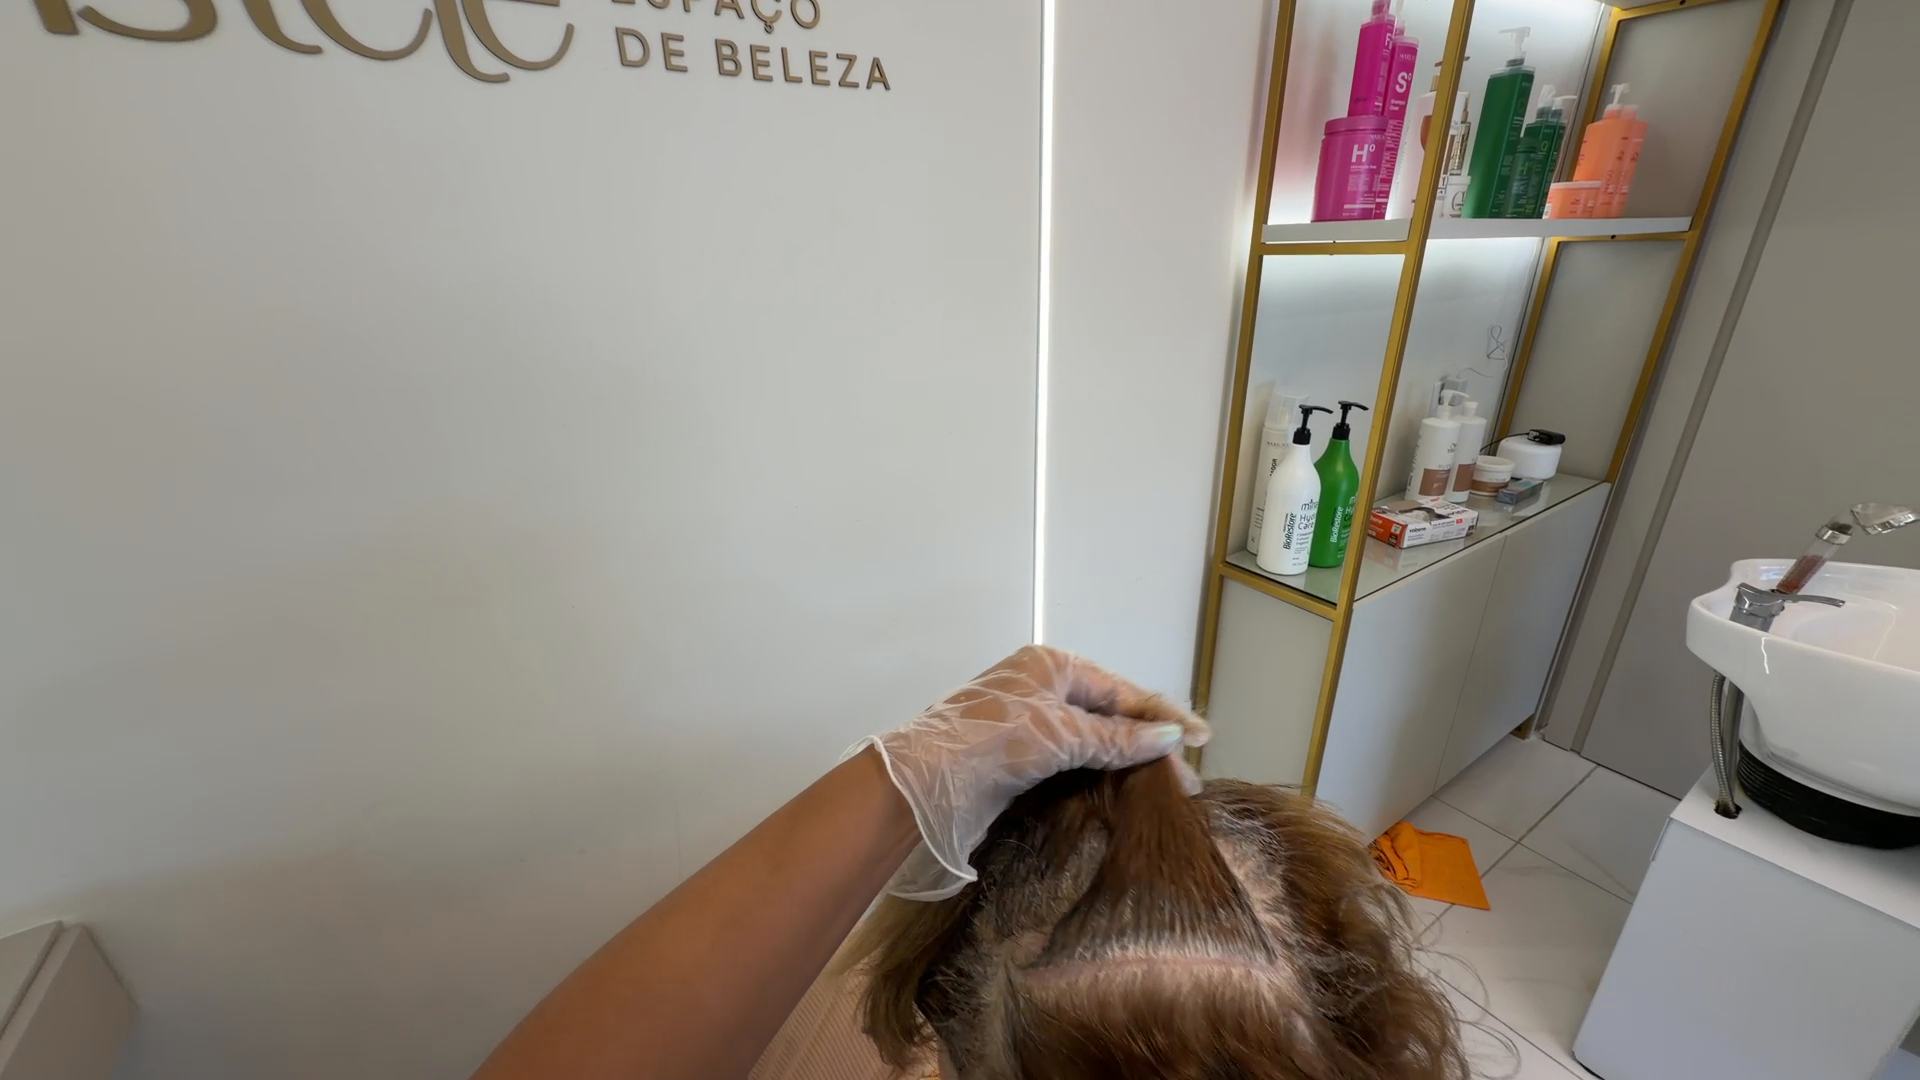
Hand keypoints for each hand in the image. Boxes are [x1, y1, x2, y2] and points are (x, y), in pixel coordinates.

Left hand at [849, 645, 1209, 900]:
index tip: (1202, 737)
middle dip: (1147, 742)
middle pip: (1108, 713)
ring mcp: (1030, 723)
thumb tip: (1172, 737)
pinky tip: (1123, 792)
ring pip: (1091, 740)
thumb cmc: (994, 740)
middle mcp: (1042, 688)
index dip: (1162, 714)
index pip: (1119, 689)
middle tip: (1187, 779)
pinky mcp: (1020, 757)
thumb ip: (1117, 738)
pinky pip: (1072, 761)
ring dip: (1126, 762)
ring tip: (1166, 788)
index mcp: (1051, 665)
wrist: (927, 781)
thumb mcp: (1061, 733)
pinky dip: (1099, 774)